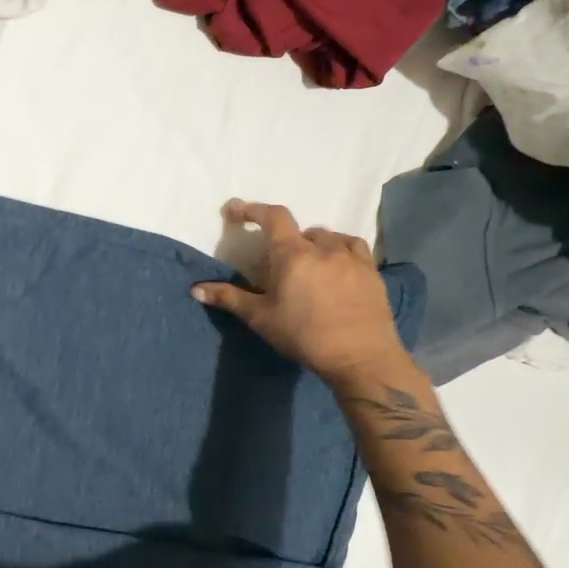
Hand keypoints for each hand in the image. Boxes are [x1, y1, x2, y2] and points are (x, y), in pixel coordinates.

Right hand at [192, 199, 410, 386]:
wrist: (361, 357)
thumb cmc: (304, 335)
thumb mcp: (260, 317)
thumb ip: (228, 298)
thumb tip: (195, 289)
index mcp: (292, 255)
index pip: (273, 217)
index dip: (253, 209)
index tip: (236, 210)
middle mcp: (323, 249)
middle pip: (301, 231)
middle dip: (285, 240)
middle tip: (277, 263)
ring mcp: (352, 259)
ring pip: (329, 237)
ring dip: (314, 244)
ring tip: (307, 263)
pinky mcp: (373, 273)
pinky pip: (354, 248)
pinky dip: (340, 249)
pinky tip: (337, 265)